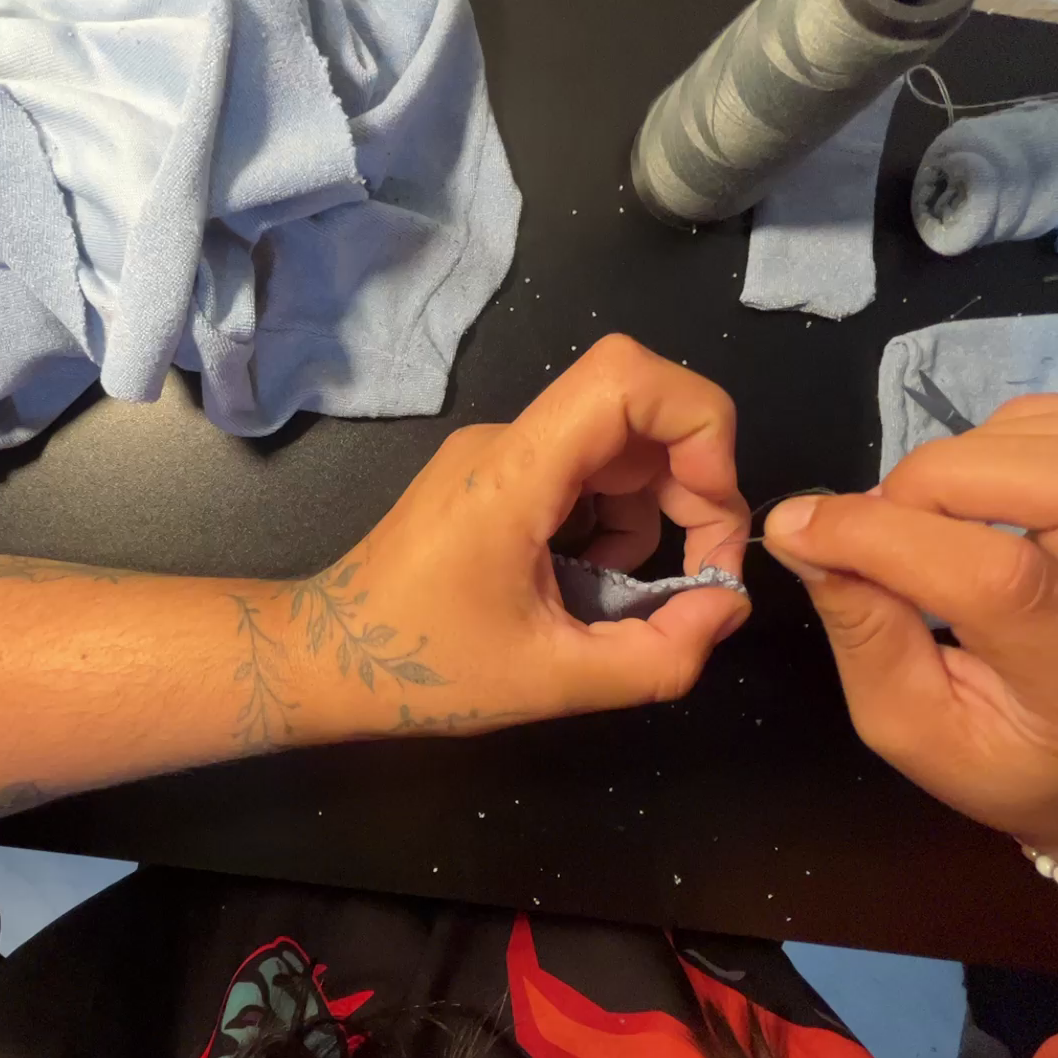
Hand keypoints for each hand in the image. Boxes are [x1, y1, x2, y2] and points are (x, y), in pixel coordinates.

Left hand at [314, 336, 750, 732]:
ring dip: (648, 514)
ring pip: (613, 446)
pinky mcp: (490, 476)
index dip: (700, 425)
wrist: (329, 655)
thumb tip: (728, 603)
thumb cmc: (423, 668)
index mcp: (514, 472)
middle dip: (691, 489)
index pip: (625, 376)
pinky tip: (587, 579)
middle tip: (695, 574)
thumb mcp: (554, 680)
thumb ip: (661, 655)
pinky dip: (609, 520)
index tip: (711, 513)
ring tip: (623, 592)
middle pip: (636, 413)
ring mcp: (494, 454)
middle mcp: (505, 441)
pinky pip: (579, 473)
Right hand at [762, 396, 1057, 849]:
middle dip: (945, 478)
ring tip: (930, 501)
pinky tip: (981, 480)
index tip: (796, 529)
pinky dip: (1023, 433)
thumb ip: (858, 626)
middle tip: (882, 515)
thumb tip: (800, 530)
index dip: (881, 537)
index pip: (1002, 583)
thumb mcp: (898, 722)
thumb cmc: (995, 760)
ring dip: (985, 450)